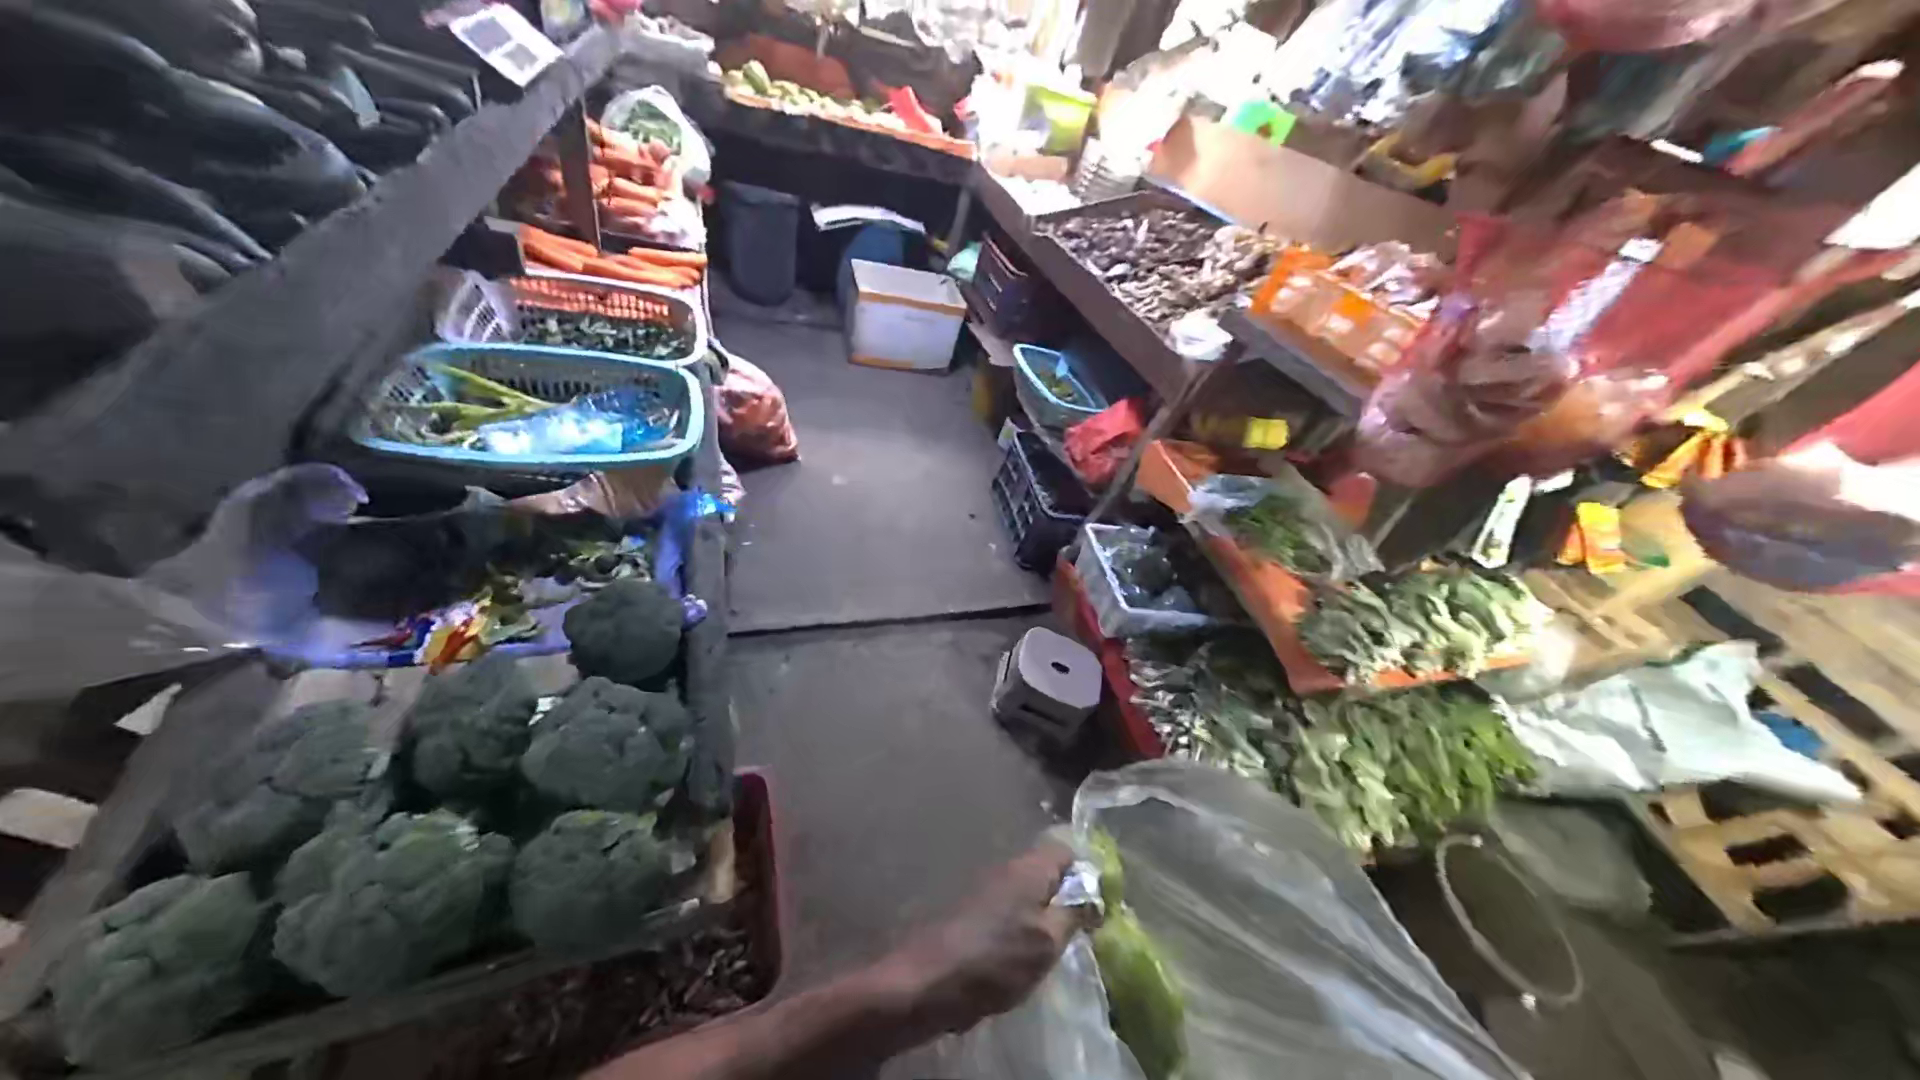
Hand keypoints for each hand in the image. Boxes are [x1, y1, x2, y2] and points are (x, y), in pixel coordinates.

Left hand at [873, 841, 1089, 1035]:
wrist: (931, 979)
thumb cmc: (997, 958)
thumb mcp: (1048, 941)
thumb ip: (1075, 913)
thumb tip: (1093, 894)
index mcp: (1029, 867)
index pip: (1067, 851)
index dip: (1088, 875)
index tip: (1100, 907)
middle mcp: (1008, 868)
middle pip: (1047, 872)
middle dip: (1066, 898)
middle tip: (1082, 933)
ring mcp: (988, 889)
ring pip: (1029, 894)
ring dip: (1044, 917)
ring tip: (1056, 950)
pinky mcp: (974, 913)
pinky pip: (1010, 912)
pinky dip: (1022, 929)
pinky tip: (1025, 958)